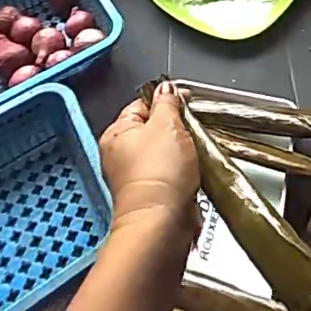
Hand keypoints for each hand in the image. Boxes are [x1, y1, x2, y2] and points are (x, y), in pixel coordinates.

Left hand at [97, 81, 199, 238]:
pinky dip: (181, 170)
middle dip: (175, 127)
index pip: (142, 103)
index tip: (186, 101)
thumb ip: (167, 101)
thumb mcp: (168, 124)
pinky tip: (192, 172)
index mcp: (117, 132)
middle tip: (191, 129)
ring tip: (193, 153)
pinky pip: (169, 172)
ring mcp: (135, 176)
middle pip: (153, 128)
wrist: (163, 223)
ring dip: (181, 150)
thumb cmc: (160, 174)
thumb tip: (166, 87)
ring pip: (164, 151)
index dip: (165, 99)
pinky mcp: (151, 194)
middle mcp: (120, 154)